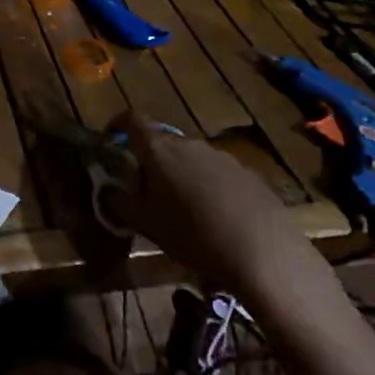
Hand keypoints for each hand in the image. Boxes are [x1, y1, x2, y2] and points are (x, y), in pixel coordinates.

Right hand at [106, 113, 312, 288]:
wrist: (266, 255)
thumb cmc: (192, 234)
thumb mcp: (144, 223)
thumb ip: (119, 201)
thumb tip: (108, 189)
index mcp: (159, 150)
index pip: (133, 120)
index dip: (118, 124)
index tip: (111, 139)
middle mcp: (191, 145)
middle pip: (163, 142)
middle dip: (151, 159)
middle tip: (146, 187)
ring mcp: (225, 159)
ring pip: (192, 159)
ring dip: (181, 174)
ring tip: (183, 207)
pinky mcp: (252, 177)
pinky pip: (219, 175)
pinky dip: (209, 187)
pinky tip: (216, 217)